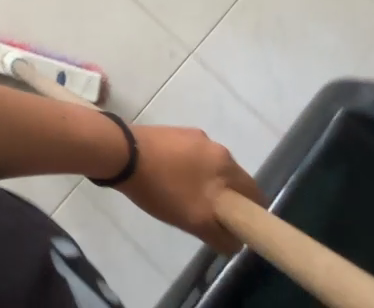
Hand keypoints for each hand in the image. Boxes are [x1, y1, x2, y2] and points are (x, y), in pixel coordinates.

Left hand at [115, 124, 262, 253]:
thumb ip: (224, 236)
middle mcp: (213, 144)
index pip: (253, 193)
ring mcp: (189, 135)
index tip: (236, 226)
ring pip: (208, 168)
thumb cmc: (163, 188)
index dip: (250, 213)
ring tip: (183, 197)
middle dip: (224, 198)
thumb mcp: (197, 222)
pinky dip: (184, 169)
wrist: (120, 153)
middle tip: (207, 215)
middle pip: (231, 179)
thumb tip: (236, 241)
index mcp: (226, 163)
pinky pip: (187, 157)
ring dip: (203, 183)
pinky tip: (167, 179)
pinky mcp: (169, 132)